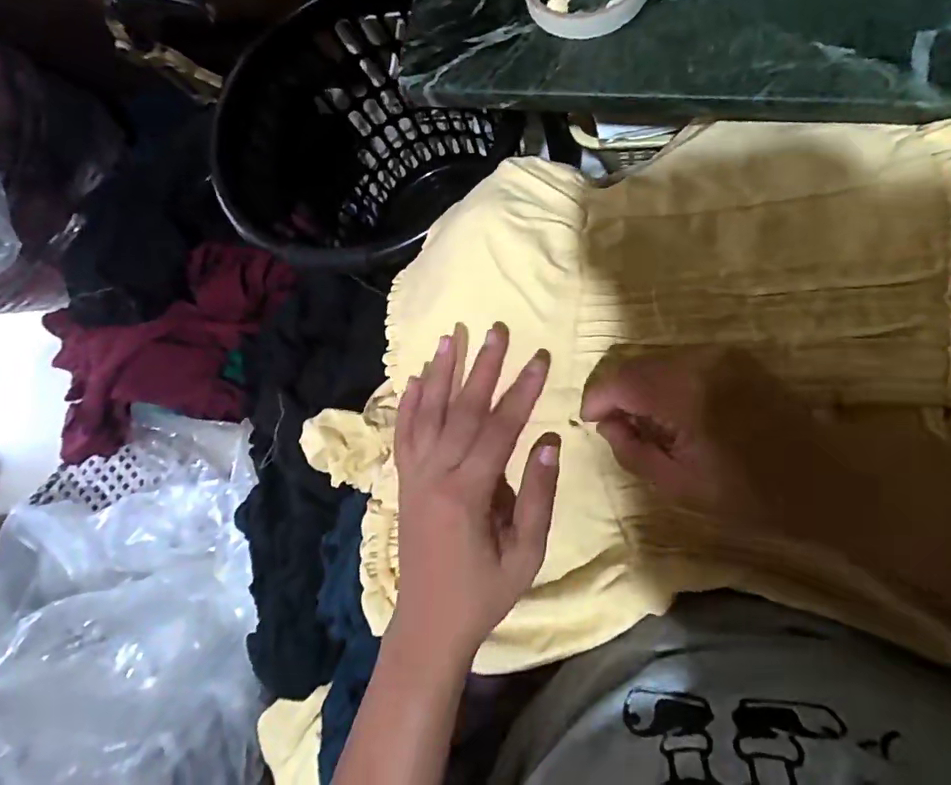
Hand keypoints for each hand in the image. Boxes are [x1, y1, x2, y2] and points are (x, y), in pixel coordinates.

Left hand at [392, 322, 559, 658]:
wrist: (429, 621)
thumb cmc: (484, 591)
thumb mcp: (525, 554)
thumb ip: (537, 495)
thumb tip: (547, 439)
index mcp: (468, 492)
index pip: (499, 428)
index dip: (521, 391)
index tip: (539, 357)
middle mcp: (434, 474)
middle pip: (461, 409)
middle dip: (483, 366)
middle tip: (498, 330)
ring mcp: (413, 474)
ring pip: (426, 412)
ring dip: (440, 371)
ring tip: (451, 336)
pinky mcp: (402, 479)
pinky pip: (402, 433)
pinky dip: (408, 403)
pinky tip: (413, 378)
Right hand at [582, 347, 950, 559]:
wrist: (827, 480)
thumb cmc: (751, 495)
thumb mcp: (679, 487)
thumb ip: (632, 450)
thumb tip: (606, 423)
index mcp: (683, 394)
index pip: (618, 380)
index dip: (596, 398)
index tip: (590, 420)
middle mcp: (698, 361)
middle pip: (635, 364)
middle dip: (618, 391)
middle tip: (616, 424)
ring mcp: (719, 354)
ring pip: (657, 359)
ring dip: (642, 385)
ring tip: (649, 421)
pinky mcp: (734, 355)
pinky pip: (681, 360)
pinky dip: (667, 379)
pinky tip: (678, 410)